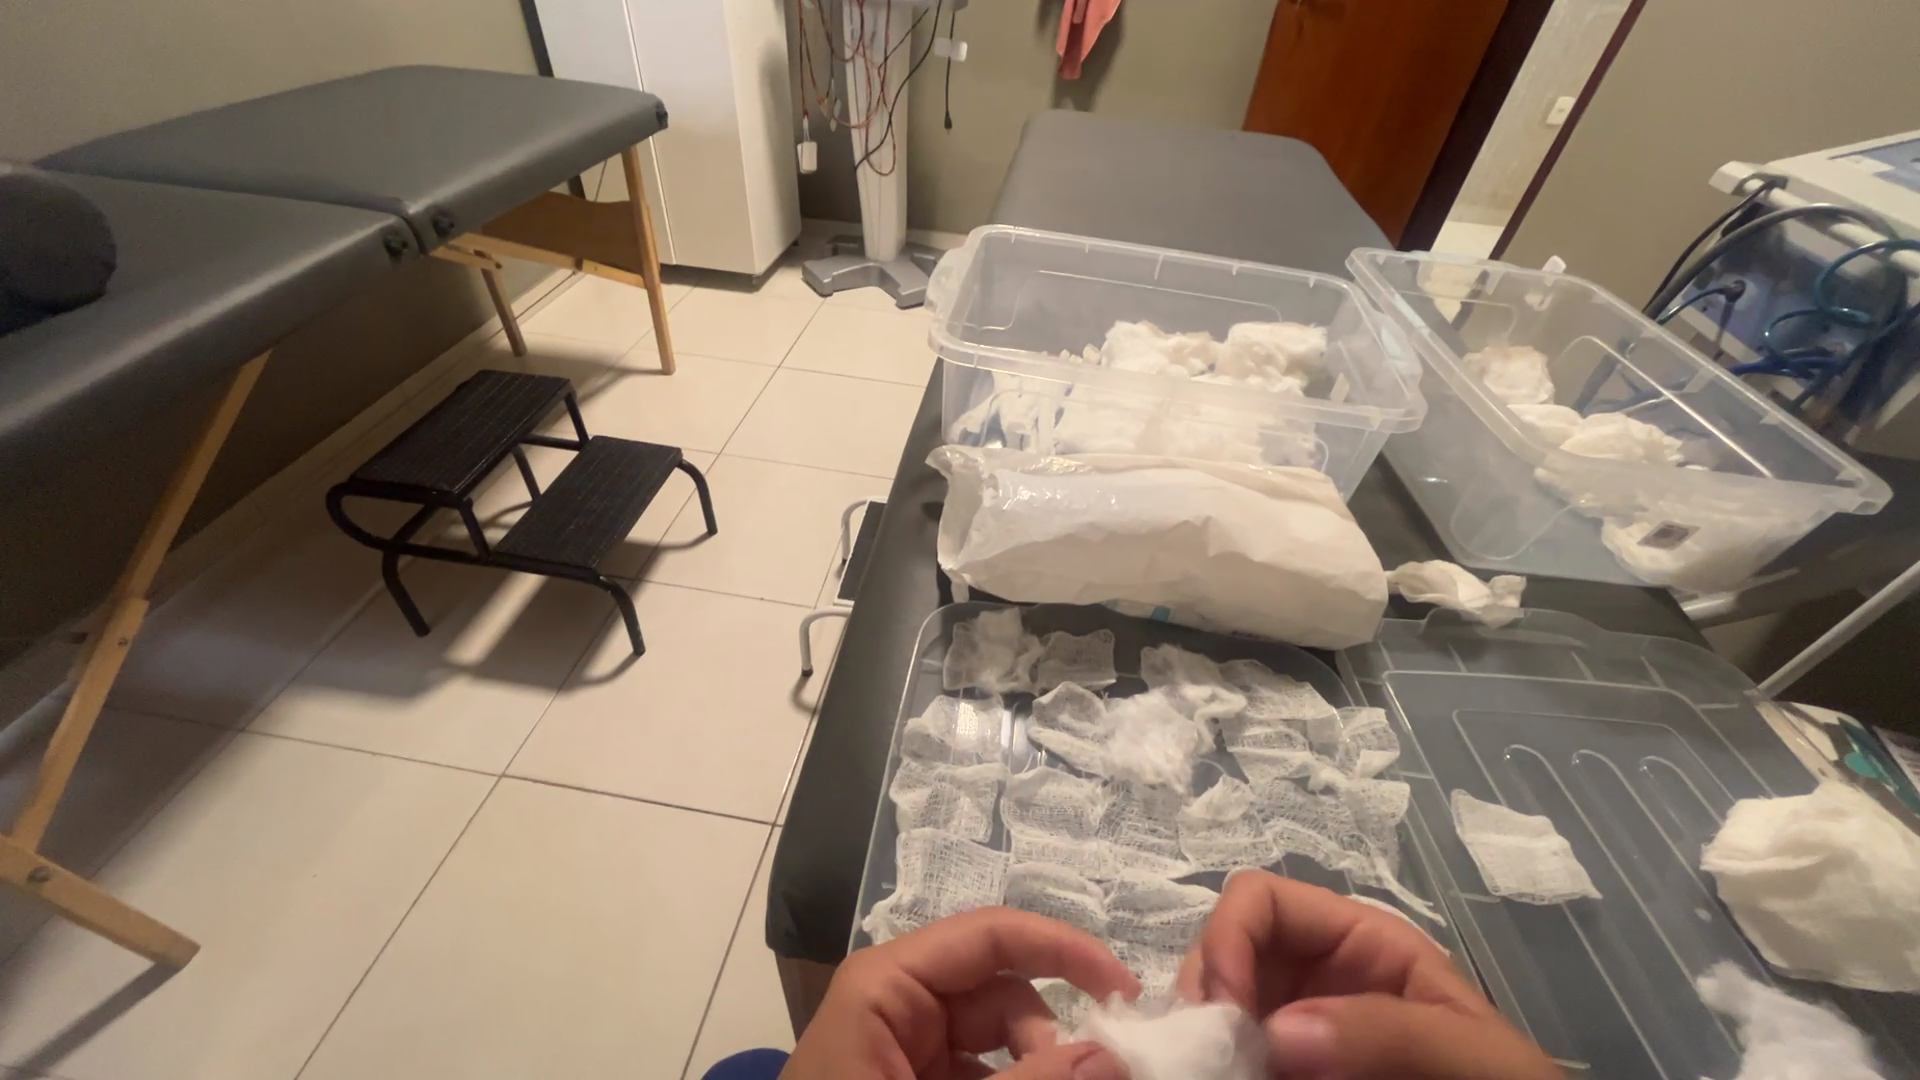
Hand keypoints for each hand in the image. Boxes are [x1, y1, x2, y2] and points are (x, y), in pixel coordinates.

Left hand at [783, 907, 1140, 1079]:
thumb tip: (1115, 1056)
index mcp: (889, 983)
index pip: (991, 934)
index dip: (1062, 948)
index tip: (1126, 991)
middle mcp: (900, 1002)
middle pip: (1003, 993)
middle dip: (1051, 1038)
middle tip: (1100, 1079)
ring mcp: (906, 1049)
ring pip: (1000, 1041)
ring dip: (1040, 1070)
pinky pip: (982, 1076)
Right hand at [1177, 872, 1557, 1079]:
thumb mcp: (1471, 1058)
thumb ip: (1388, 1034)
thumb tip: (1277, 1033)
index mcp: (1354, 940)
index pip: (1261, 898)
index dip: (1228, 933)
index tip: (1225, 1006)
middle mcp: (1311, 972)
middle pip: (1224, 945)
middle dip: (1207, 988)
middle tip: (1210, 1056)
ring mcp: (1294, 1024)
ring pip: (1215, 999)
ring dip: (1203, 1031)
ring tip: (1218, 1072)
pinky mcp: (1286, 1069)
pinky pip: (1230, 1052)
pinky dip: (1215, 1063)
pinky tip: (1225, 1077)